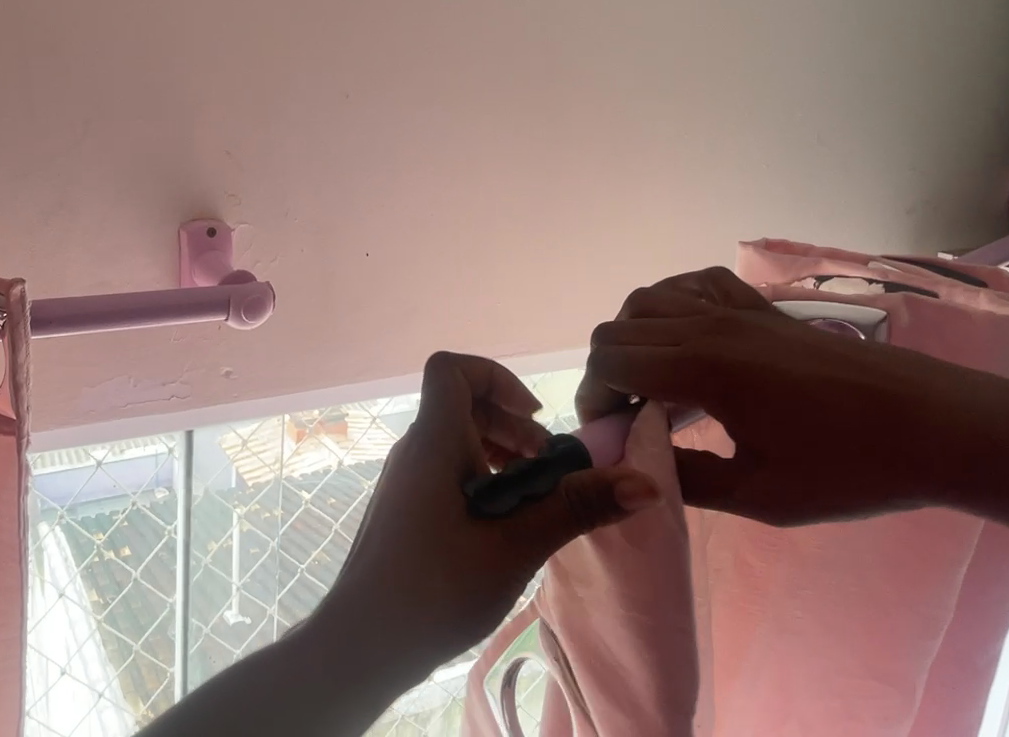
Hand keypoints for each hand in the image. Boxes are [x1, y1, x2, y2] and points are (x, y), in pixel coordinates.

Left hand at [312, 352, 658, 686]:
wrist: (364, 639)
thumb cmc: (437, 587)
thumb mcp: (515, 547)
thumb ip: (574, 509)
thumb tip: (644, 484)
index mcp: (433, 441)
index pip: (451, 369)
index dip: (496, 377)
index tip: (535, 419)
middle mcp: (414, 449)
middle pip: (461, 404)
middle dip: (512, 423)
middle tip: (551, 467)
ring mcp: (405, 478)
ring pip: (456, 439)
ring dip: (501, 453)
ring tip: (537, 498)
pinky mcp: (405, 507)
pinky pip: (446, 468)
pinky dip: (482, 478)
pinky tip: (506, 524)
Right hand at [579, 267, 1008, 524]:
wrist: (947, 429)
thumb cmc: (855, 468)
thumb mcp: (763, 495)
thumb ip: (686, 479)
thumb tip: (637, 467)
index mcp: (700, 368)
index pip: (609, 361)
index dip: (595, 397)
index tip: (610, 434)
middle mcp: (707, 326)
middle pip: (617, 329)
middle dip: (607, 372)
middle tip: (629, 415)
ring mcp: (735, 309)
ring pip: (646, 300)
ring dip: (632, 337)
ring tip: (653, 379)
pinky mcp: (761, 307)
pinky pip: (694, 284)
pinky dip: (672, 303)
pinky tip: (686, 335)